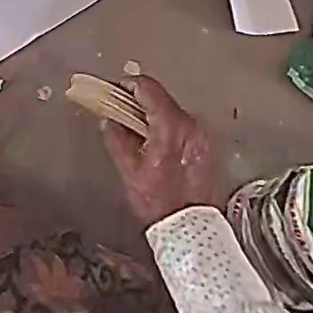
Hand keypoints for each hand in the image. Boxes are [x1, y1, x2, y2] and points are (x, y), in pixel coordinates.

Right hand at [100, 75, 221, 226]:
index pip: (148, 88)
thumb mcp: (130, 171)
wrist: (189, 227)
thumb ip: (116, 140)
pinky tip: (151, 140)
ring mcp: (200, 134)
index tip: (114, 91)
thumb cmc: (159, 203)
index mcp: (171, 127)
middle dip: (137, 101)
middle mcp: (190, 125)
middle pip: (160, 97)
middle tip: (118, 110)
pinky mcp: (203, 144)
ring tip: (133, 128)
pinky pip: (180, 124)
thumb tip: (108, 122)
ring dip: (151, 113)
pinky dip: (164, 125)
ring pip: (170, 109)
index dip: (127, 86)